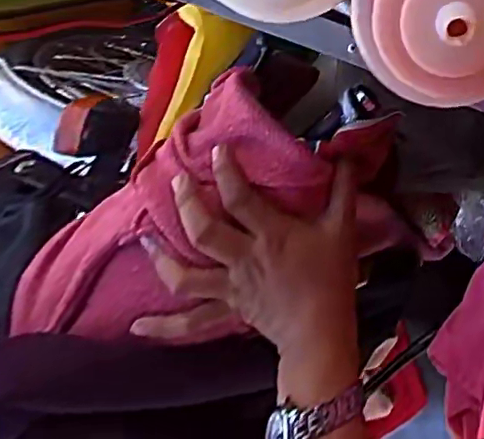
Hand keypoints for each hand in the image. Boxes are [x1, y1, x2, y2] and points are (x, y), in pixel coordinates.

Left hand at [131, 145, 359, 358]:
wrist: (321, 334)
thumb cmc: (331, 278)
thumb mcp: (343, 227)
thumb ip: (344, 188)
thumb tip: (346, 153)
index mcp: (271, 235)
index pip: (241, 198)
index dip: (227, 171)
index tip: (218, 150)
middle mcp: (243, 259)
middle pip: (204, 232)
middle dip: (186, 204)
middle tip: (176, 182)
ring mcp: (231, 287)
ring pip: (185, 276)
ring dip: (161, 257)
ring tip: (145, 237)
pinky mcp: (227, 310)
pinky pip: (190, 322)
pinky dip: (162, 326)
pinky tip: (138, 326)